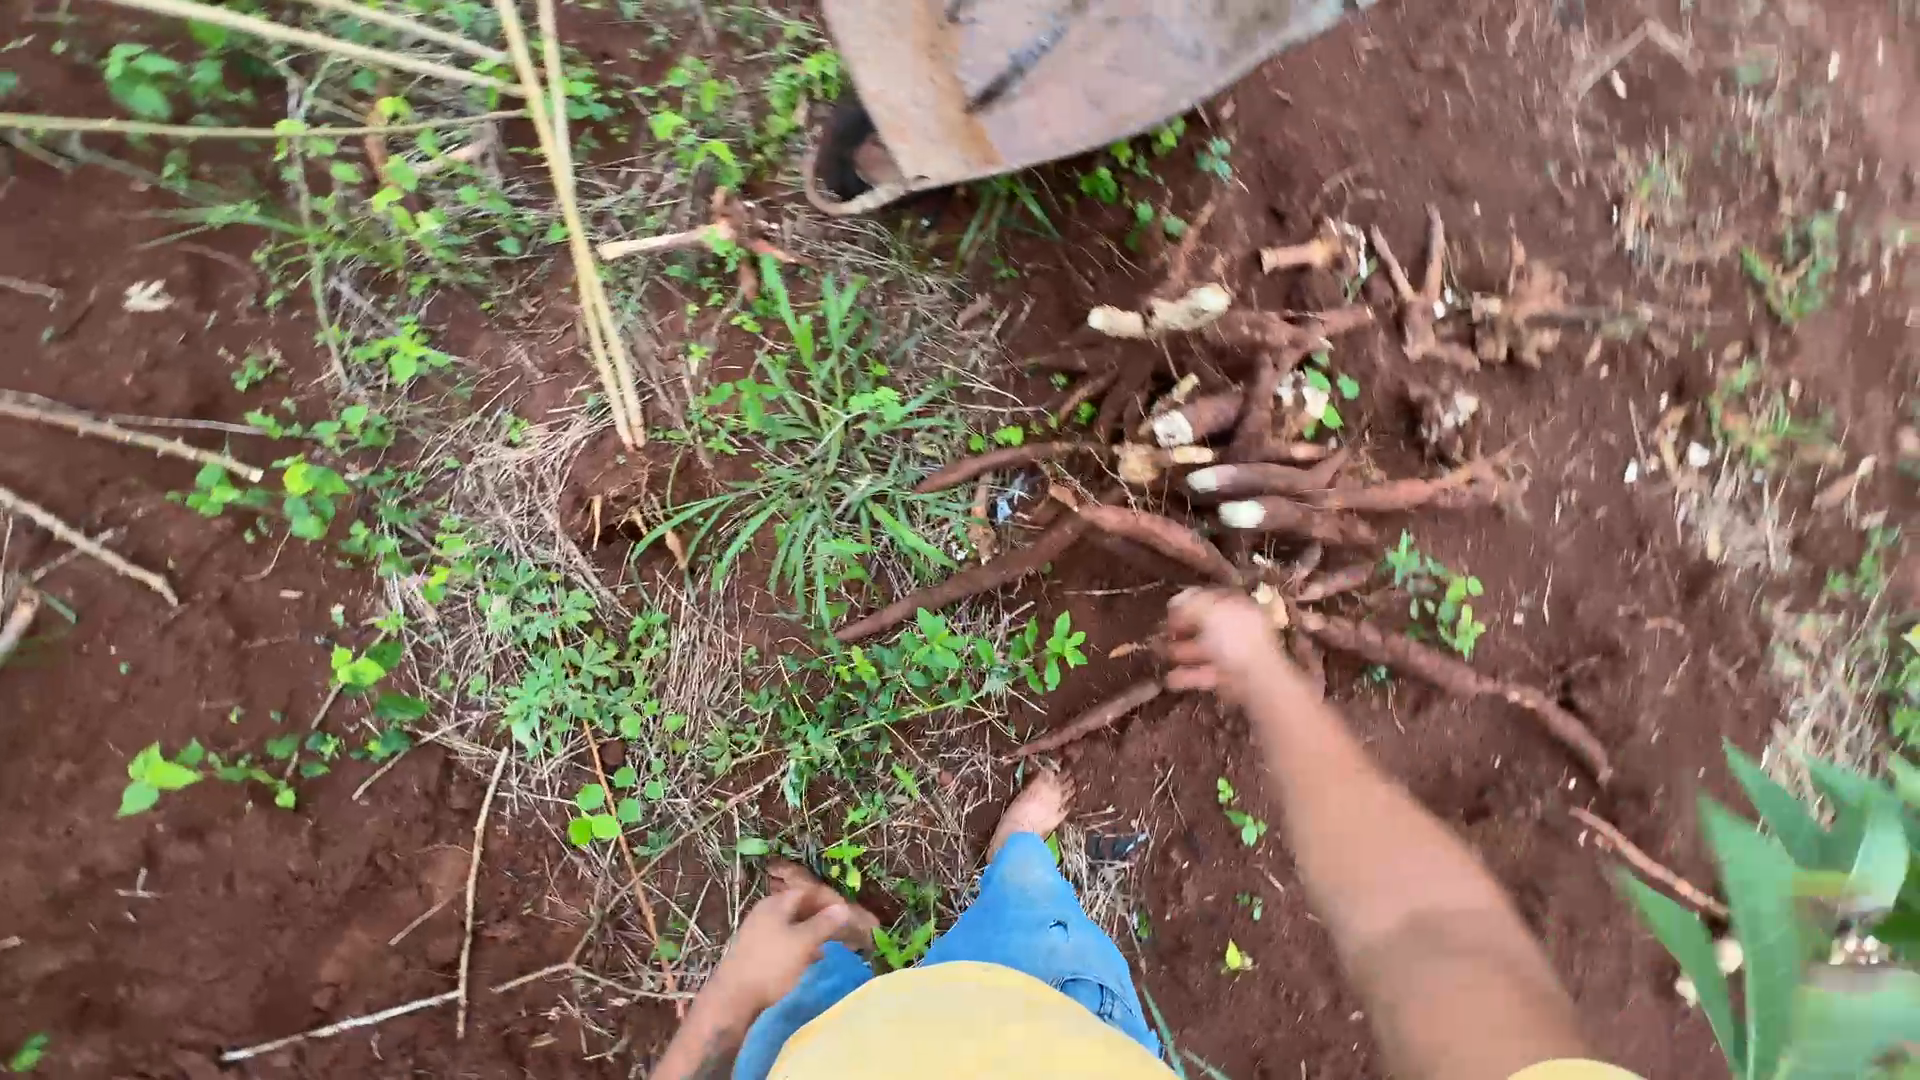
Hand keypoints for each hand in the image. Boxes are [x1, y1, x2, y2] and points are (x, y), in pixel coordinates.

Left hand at [699, 889, 855, 1015]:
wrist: (731, 999)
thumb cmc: (771, 964)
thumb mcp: (803, 942)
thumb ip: (824, 923)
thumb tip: (843, 907)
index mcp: (776, 903)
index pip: (807, 891)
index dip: (827, 900)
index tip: (844, 914)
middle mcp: (765, 912)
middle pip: (798, 907)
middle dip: (820, 917)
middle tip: (838, 930)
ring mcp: (757, 932)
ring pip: (791, 926)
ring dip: (810, 933)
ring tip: (827, 945)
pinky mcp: (754, 951)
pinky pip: (783, 940)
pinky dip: (798, 946)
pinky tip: (809, 959)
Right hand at [1165, 588, 1295, 706]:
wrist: (1256, 681)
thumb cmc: (1235, 640)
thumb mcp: (1210, 612)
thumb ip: (1191, 605)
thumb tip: (1175, 601)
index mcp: (1238, 608)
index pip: (1212, 599)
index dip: (1189, 601)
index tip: (1170, 607)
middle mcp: (1237, 629)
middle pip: (1205, 625)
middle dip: (1181, 628)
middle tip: (1162, 630)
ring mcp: (1233, 655)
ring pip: (1202, 650)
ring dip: (1179, 652)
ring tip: (1158, 653)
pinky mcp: (1227, 678)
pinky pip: (1203, 673)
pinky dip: (1186, 676)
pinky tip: (1170, 679)